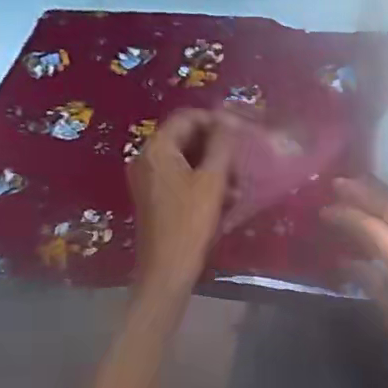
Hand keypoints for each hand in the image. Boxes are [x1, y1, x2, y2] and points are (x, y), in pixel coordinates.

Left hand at [127, 108, 237, 295]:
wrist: (167, 269)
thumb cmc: (190, 223)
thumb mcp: (212, 181)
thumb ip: (222, 145)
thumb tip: (229, 119)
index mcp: (157, 149)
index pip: (187, 118)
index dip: (216, 121)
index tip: (242, 132)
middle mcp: (146, 159)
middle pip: (186, 139)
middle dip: (217, 149)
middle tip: (241, 164)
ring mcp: (147, 180)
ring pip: (186, 161)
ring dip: (214, 169)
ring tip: (237, 188)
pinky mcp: (154, 198)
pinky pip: (180, 179)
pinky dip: (202, 184)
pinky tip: (224, 201)